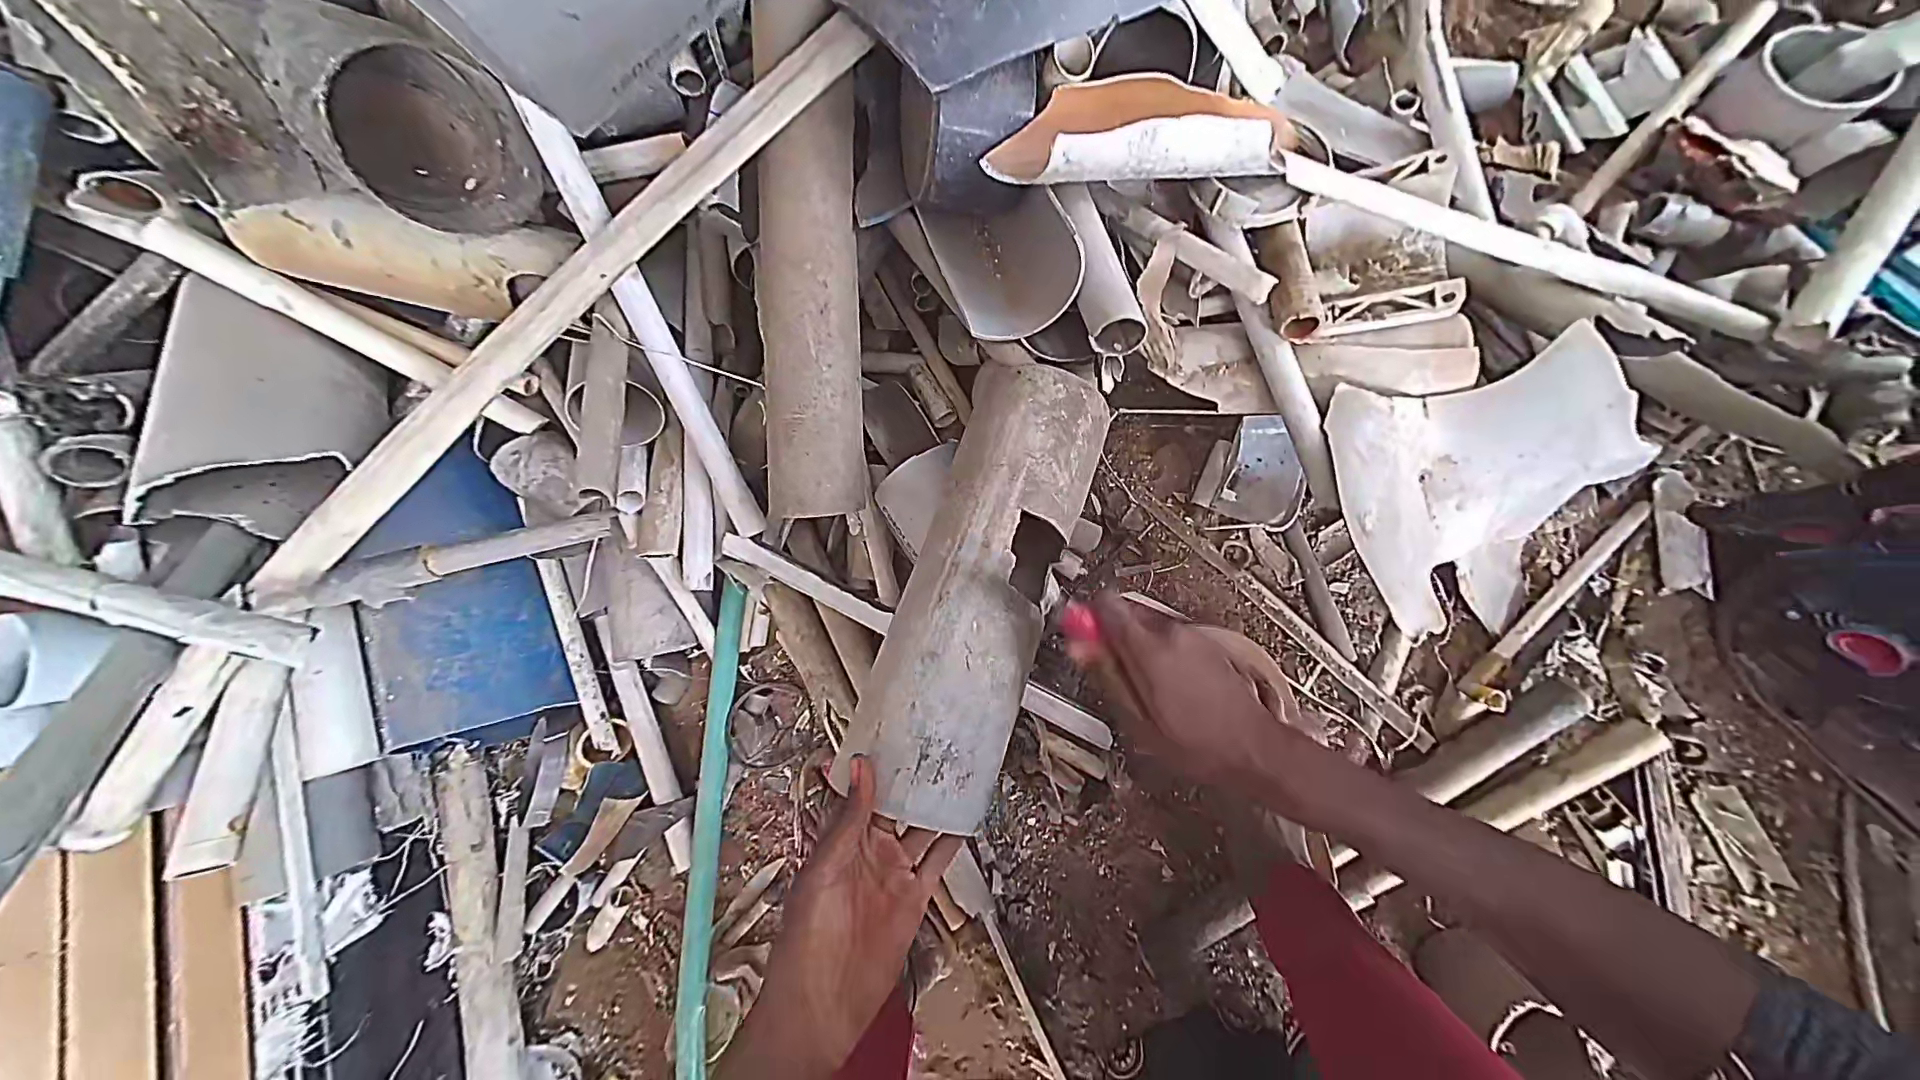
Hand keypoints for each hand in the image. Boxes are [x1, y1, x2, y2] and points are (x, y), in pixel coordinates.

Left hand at [720, 756, 962, 1079]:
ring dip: (937, 805)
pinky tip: (965, 820)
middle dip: (914, 781)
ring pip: (922, 829)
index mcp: (842, 840)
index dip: (878, 767)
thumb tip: (857, 768)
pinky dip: (952, 842)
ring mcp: (894, 873)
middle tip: (936, 747)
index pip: (863, 794)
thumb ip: (848, 820)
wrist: (822, 1007)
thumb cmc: (806, 939)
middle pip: (898, 807)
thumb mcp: (824, 869)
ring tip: (957, 774)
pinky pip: (937, 862)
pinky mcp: (914, 898)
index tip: (895, 736)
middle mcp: (870, 852)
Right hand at [1063, 593, 1317, 800]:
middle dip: (1112, 635)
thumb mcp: (1137, 717)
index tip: (1080, 634)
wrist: (1253, 749)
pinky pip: (1170, 636)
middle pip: (1127, 613)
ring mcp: (1193, 636)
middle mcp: (1173, 633)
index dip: (1087, 618)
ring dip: (1137, 644)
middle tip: (1108, 665)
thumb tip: (1080, 647)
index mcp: (1150, 648)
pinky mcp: (1208, 643)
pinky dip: (1160, 650)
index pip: (1106, 607)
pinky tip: (1165, 684)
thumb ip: (1107, 674)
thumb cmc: (1199, 742)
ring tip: (1141, 683)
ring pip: (1149, 625)